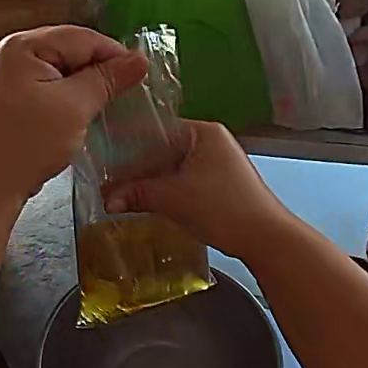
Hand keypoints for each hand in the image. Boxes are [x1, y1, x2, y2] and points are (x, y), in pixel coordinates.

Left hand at [0, 25, 147, 202]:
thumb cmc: (31, 143)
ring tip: (109, 101)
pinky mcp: (11, 97)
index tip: (141, 74)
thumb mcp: (75, 107)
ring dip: (86, 83)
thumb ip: (107, 79)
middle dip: (100, 68)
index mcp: (23, 46)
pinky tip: (84, 110)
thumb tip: (140, 59)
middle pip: (70, 49)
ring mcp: (8, 75)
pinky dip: (69, 94)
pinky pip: (49, 84)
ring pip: (61, 68)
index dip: (114, 53)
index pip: (81, 37)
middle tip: (128, 89)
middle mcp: (12, 52)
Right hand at [103, 121, 301, 260]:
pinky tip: (145, 201)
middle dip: (136, 168)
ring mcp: (217, 164)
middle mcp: (211, 141)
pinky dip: (165, 190)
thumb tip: (106, 199)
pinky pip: (183, 181)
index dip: (127, 144)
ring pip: (172, 168)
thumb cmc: (222, 208)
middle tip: (105, 180)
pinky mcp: (219, 185)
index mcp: (203, 132)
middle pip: (163, 149)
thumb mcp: (173, 198)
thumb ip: (136, 193)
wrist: (265, 238)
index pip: (156, 129)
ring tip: (119, 192)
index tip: (102, 155)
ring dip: (149, 182)